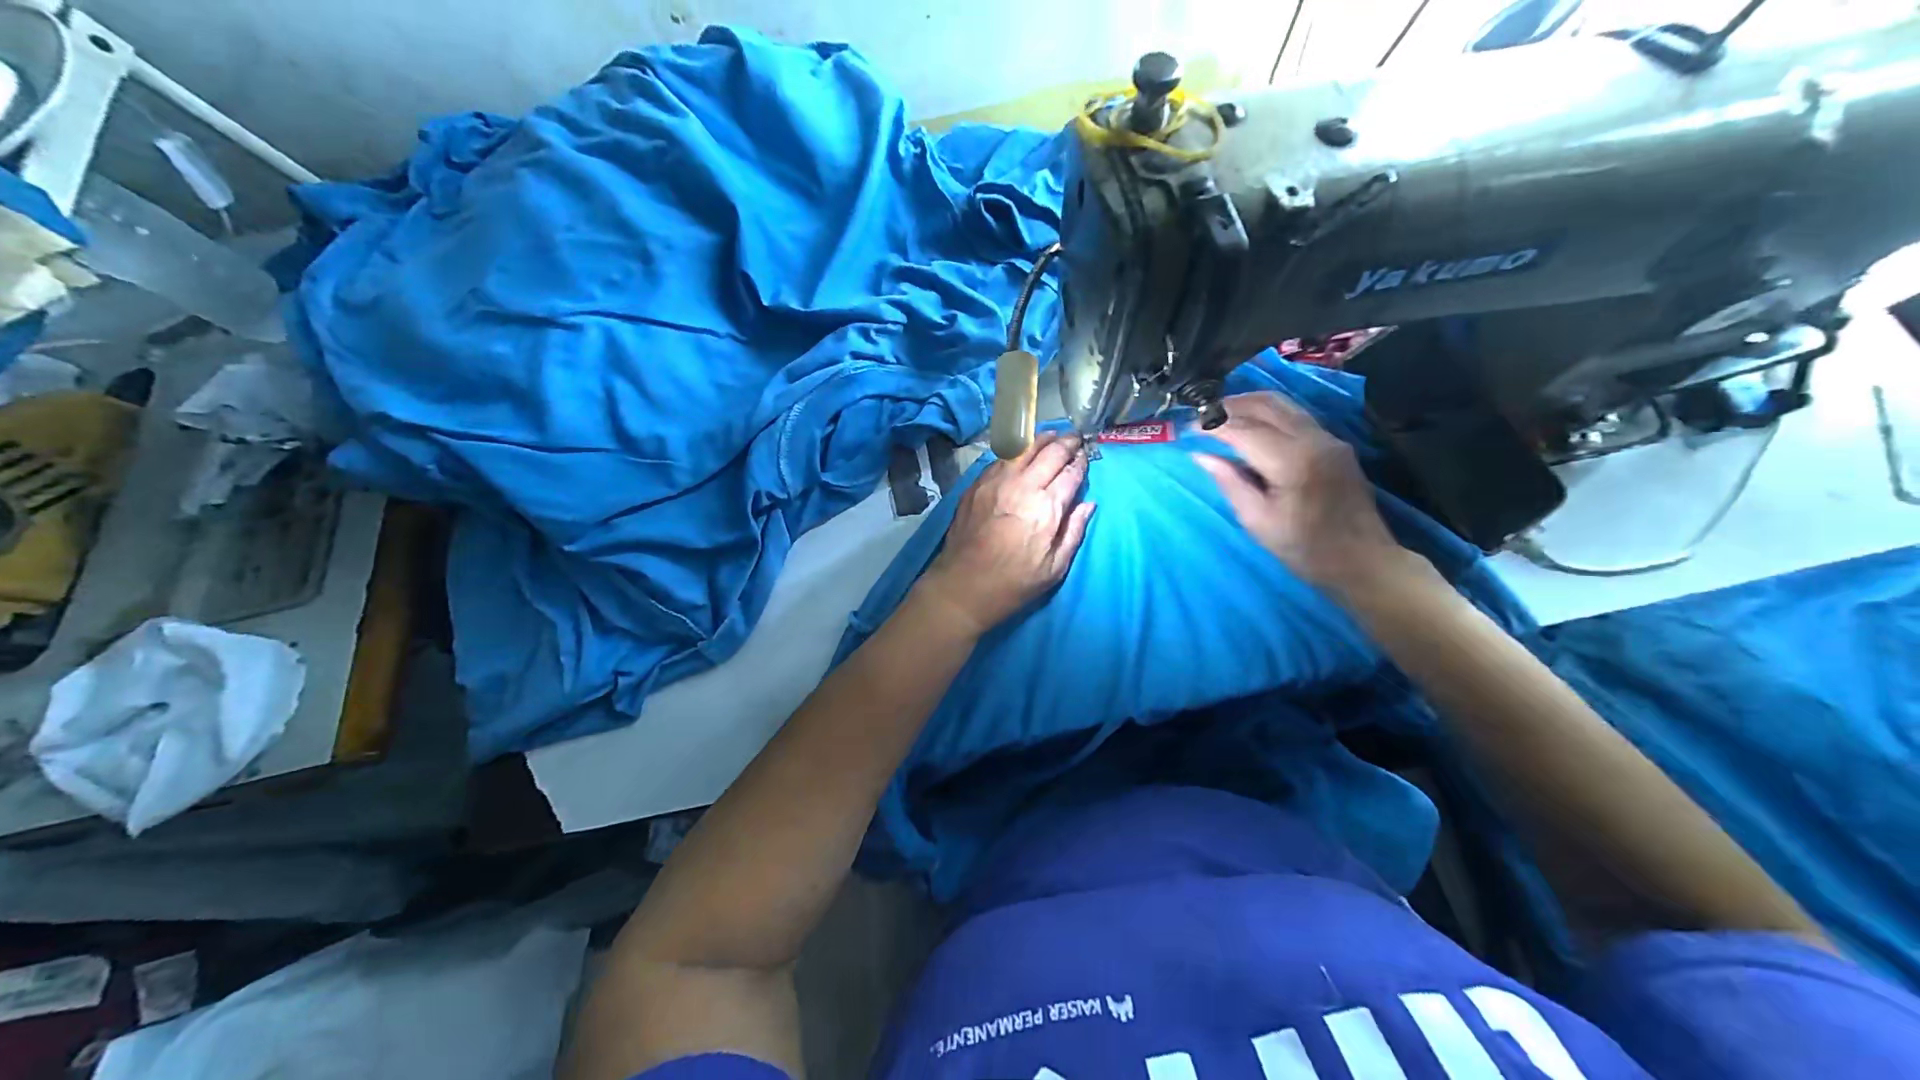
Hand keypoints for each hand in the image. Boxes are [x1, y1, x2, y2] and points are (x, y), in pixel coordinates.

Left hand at [916, 433, 1094, 635]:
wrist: (962, 586)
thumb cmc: (1013, 583)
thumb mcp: (1054, 568)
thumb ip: (1073, 532)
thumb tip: (1088, 504)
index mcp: (1047, 507)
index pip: (1071, 473)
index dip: (1082, 462)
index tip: (1087, 456)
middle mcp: (1023, 485)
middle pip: (1050, 452)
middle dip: (1067, 442)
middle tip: (1075, 438)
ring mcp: (996, 481)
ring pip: (1024, 448)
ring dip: (1042, 439)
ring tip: (1052, 436)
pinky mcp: (976, 485)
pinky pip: (1001, 458)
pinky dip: (1016, 451)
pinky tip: (1021, 452)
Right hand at [1192, 392, 1404, 592]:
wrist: (1364, 560)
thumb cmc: (1306, 549)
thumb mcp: (1258, 522)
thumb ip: (1230, 483)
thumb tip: (1202, 455)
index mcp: (1293, 461)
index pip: (1244, 430)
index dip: (1212, 426)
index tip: (1186, 428)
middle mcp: (1314, 439)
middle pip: (1265, 405)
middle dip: (1228, 406)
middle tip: (1199, 416)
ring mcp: (1329, 438)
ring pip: (1282, 404)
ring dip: (1248, 404)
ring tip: (1219, 415)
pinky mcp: (1334, 443)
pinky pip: (1295, 415)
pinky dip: (1266, 413)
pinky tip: (1250, 426)